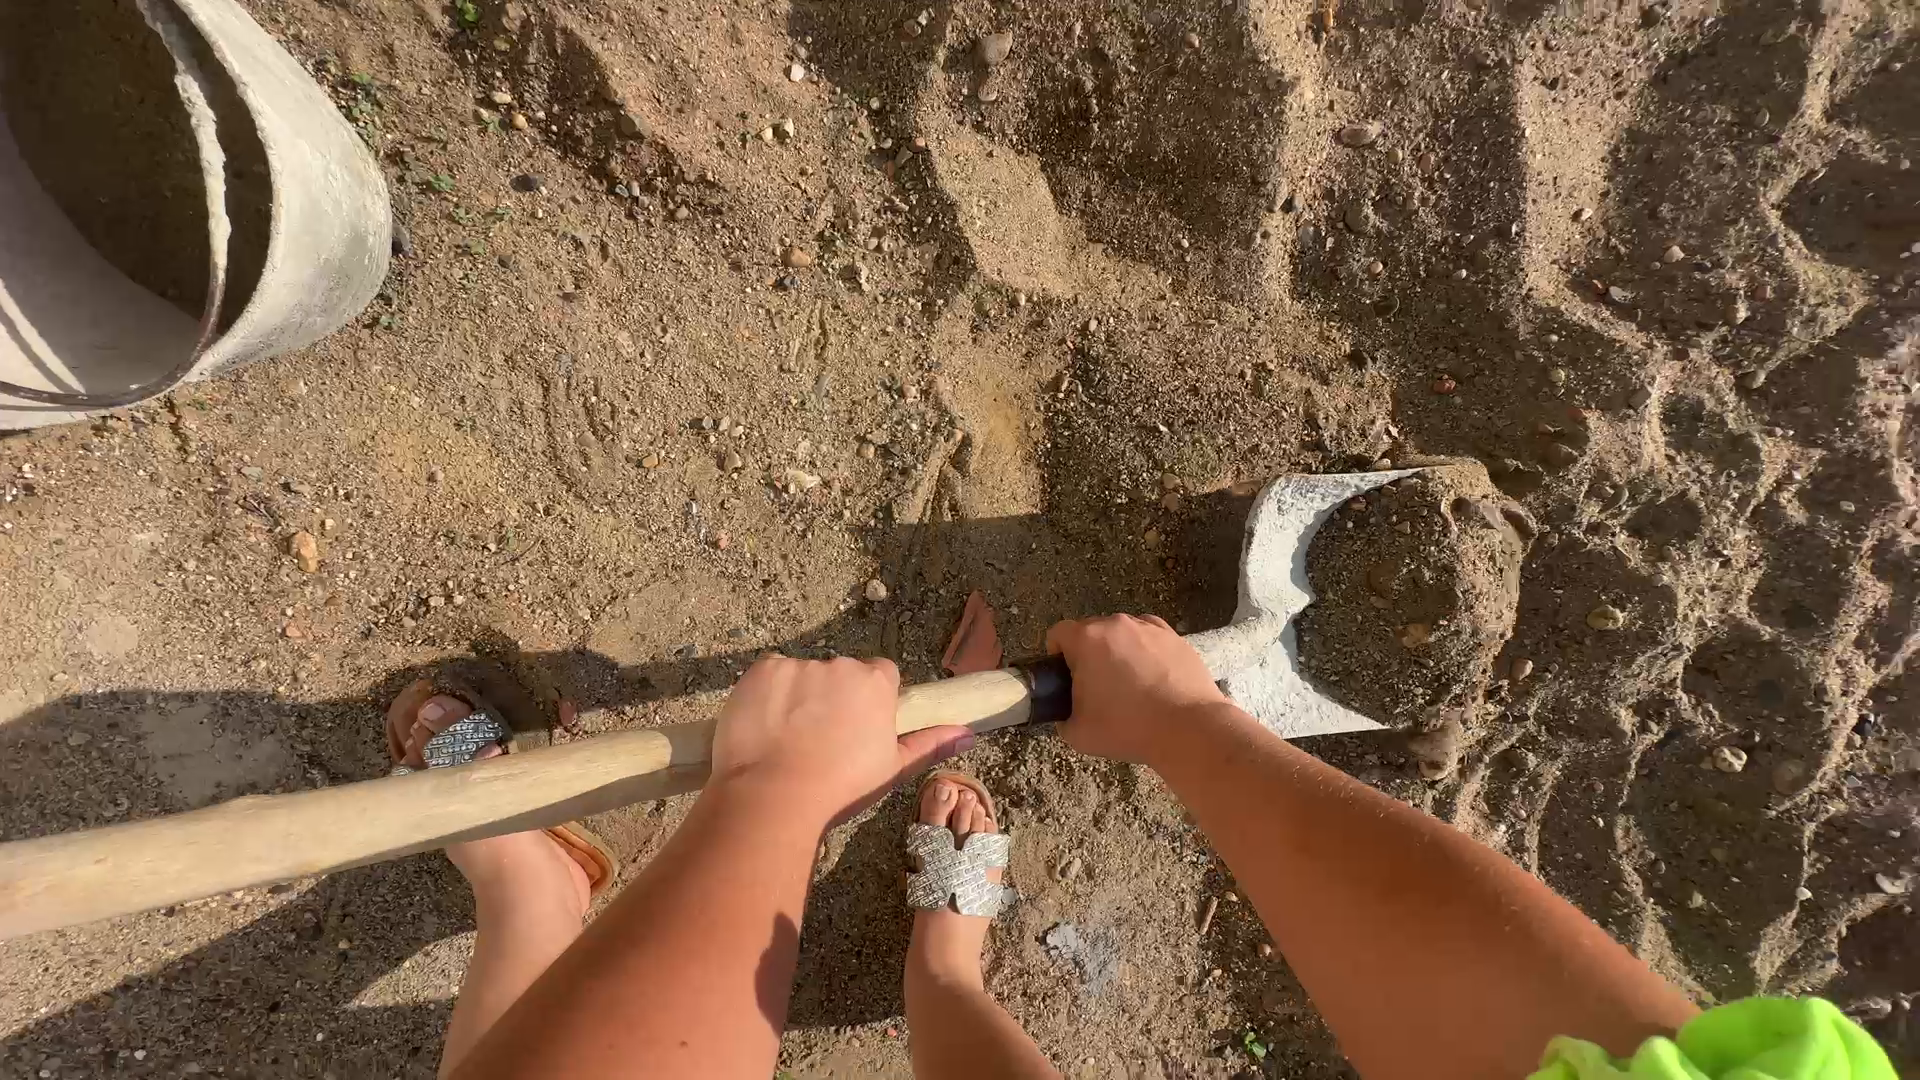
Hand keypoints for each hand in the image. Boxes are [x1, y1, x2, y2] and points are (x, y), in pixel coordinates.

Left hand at [708, 655, 973, 826]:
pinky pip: (770, 673)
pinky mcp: (765, 668)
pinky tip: (765, 725)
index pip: (878, 675)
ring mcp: (801, 665)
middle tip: (820, 737)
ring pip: (803, 674)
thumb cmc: (841, 787)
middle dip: (832, 695)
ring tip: (787, 737)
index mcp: (876, 683)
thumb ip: (930, 743)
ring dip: (798, 695)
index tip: (856, 726)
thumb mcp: (892, 768)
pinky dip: (767, 693)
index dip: (867, 700)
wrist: (774, 796)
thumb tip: (967, 734)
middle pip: (840, 673)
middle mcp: (842, 665)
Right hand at [1046, 614, 1232, 764]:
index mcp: (1086, 639)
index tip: (1066, 680)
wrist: (1188, 729)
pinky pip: (1148, 638)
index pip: (1057, 634)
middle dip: (1088, 654)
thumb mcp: (1077, 733)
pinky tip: (1153, 677)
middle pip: (1090, 632)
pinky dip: (1144, 651)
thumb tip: (1068, 712)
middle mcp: (1115, 624)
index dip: (1056, 657)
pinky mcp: (1174, 637)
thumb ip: (1063, 716)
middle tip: (1096, 688)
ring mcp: (1148, 627)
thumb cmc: (1128, 727)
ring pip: (1120, 634)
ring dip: (1117, 651)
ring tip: (1130, 685)